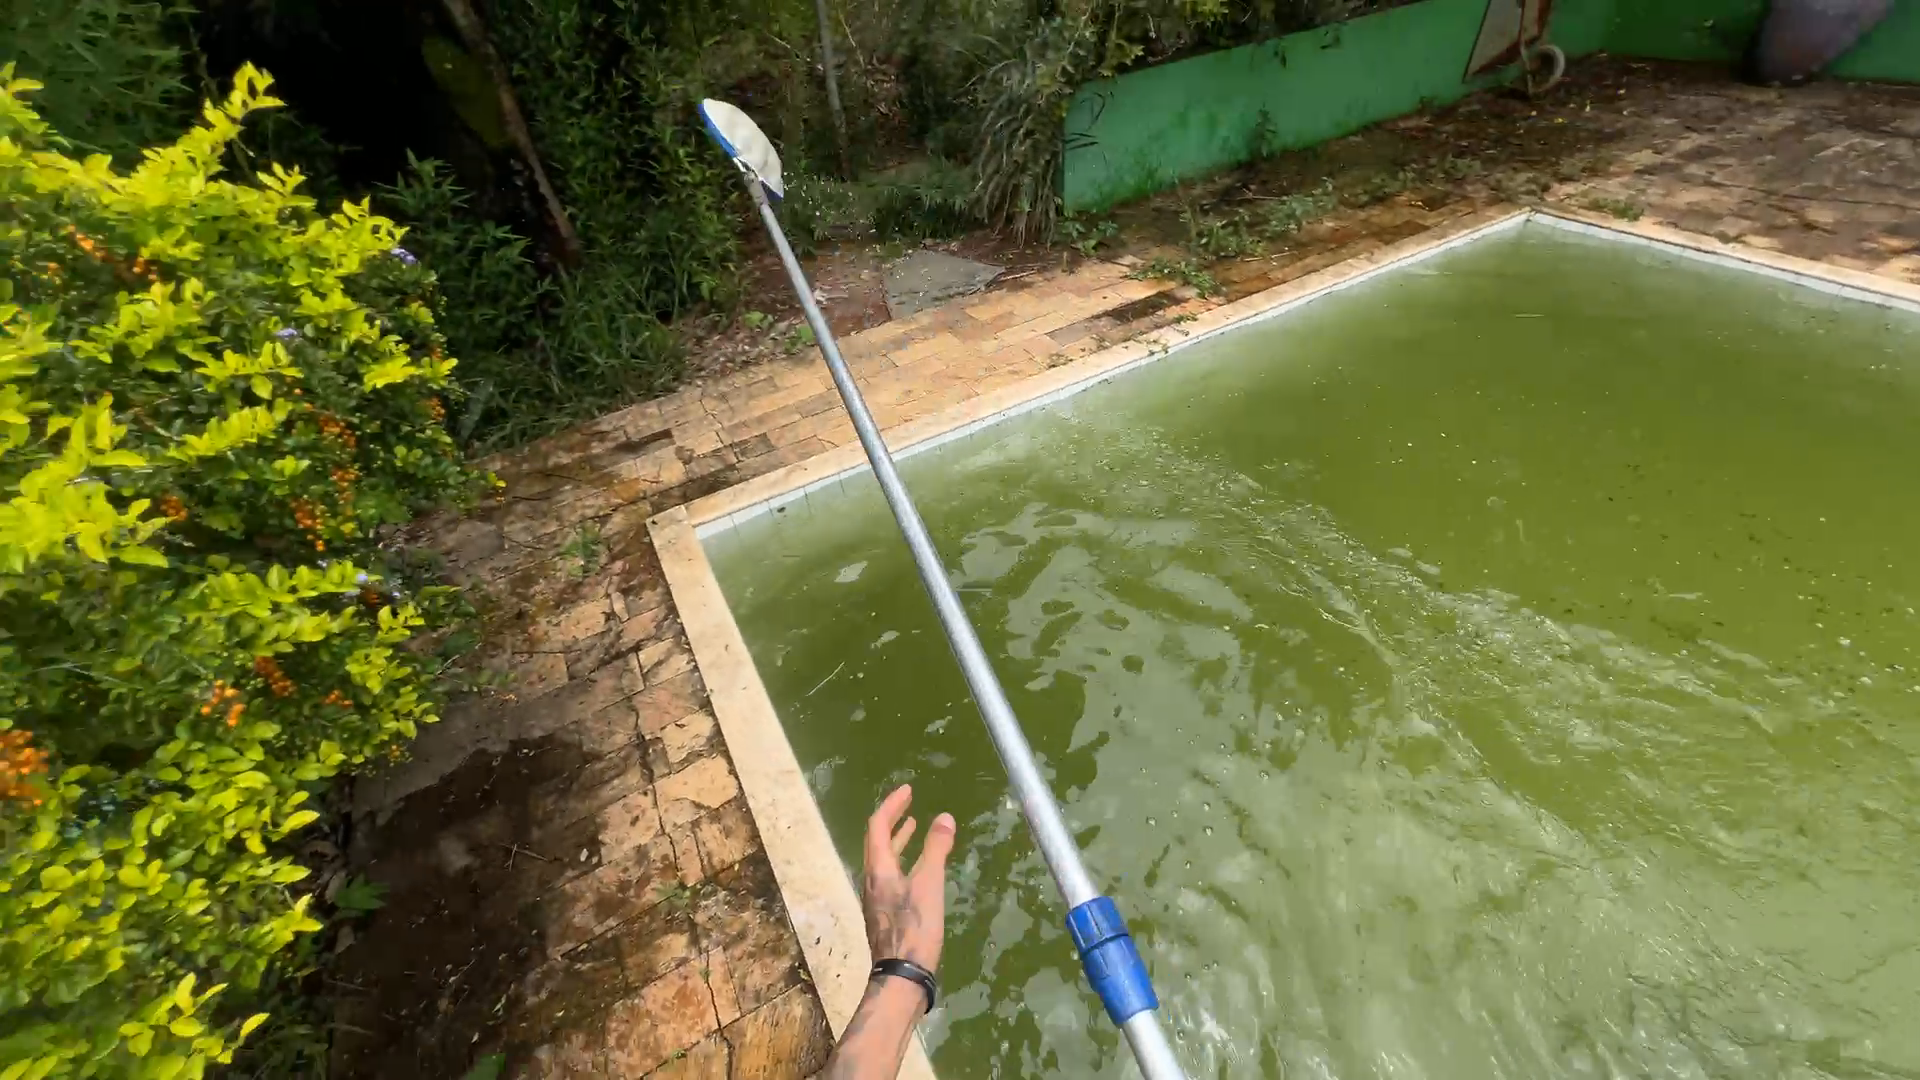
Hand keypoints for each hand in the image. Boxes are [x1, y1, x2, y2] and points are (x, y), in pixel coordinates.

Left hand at [861, 784, 954, 971]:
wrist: (901, 978)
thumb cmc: (915, 927)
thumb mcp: (930, 884)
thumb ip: (936, 849)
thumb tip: (944, 817)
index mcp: (878, 868)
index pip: (878, 825)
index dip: (892, 805)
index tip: (908, 790)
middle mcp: (872, 879)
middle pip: (878, 840)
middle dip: (893, 818)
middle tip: (910, 803)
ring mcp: (876, 898)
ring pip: (884, 858)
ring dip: (898, 839)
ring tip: (914, 827)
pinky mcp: (885, 913)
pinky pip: (890, 874)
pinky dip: (903, 858)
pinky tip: (918, 867)